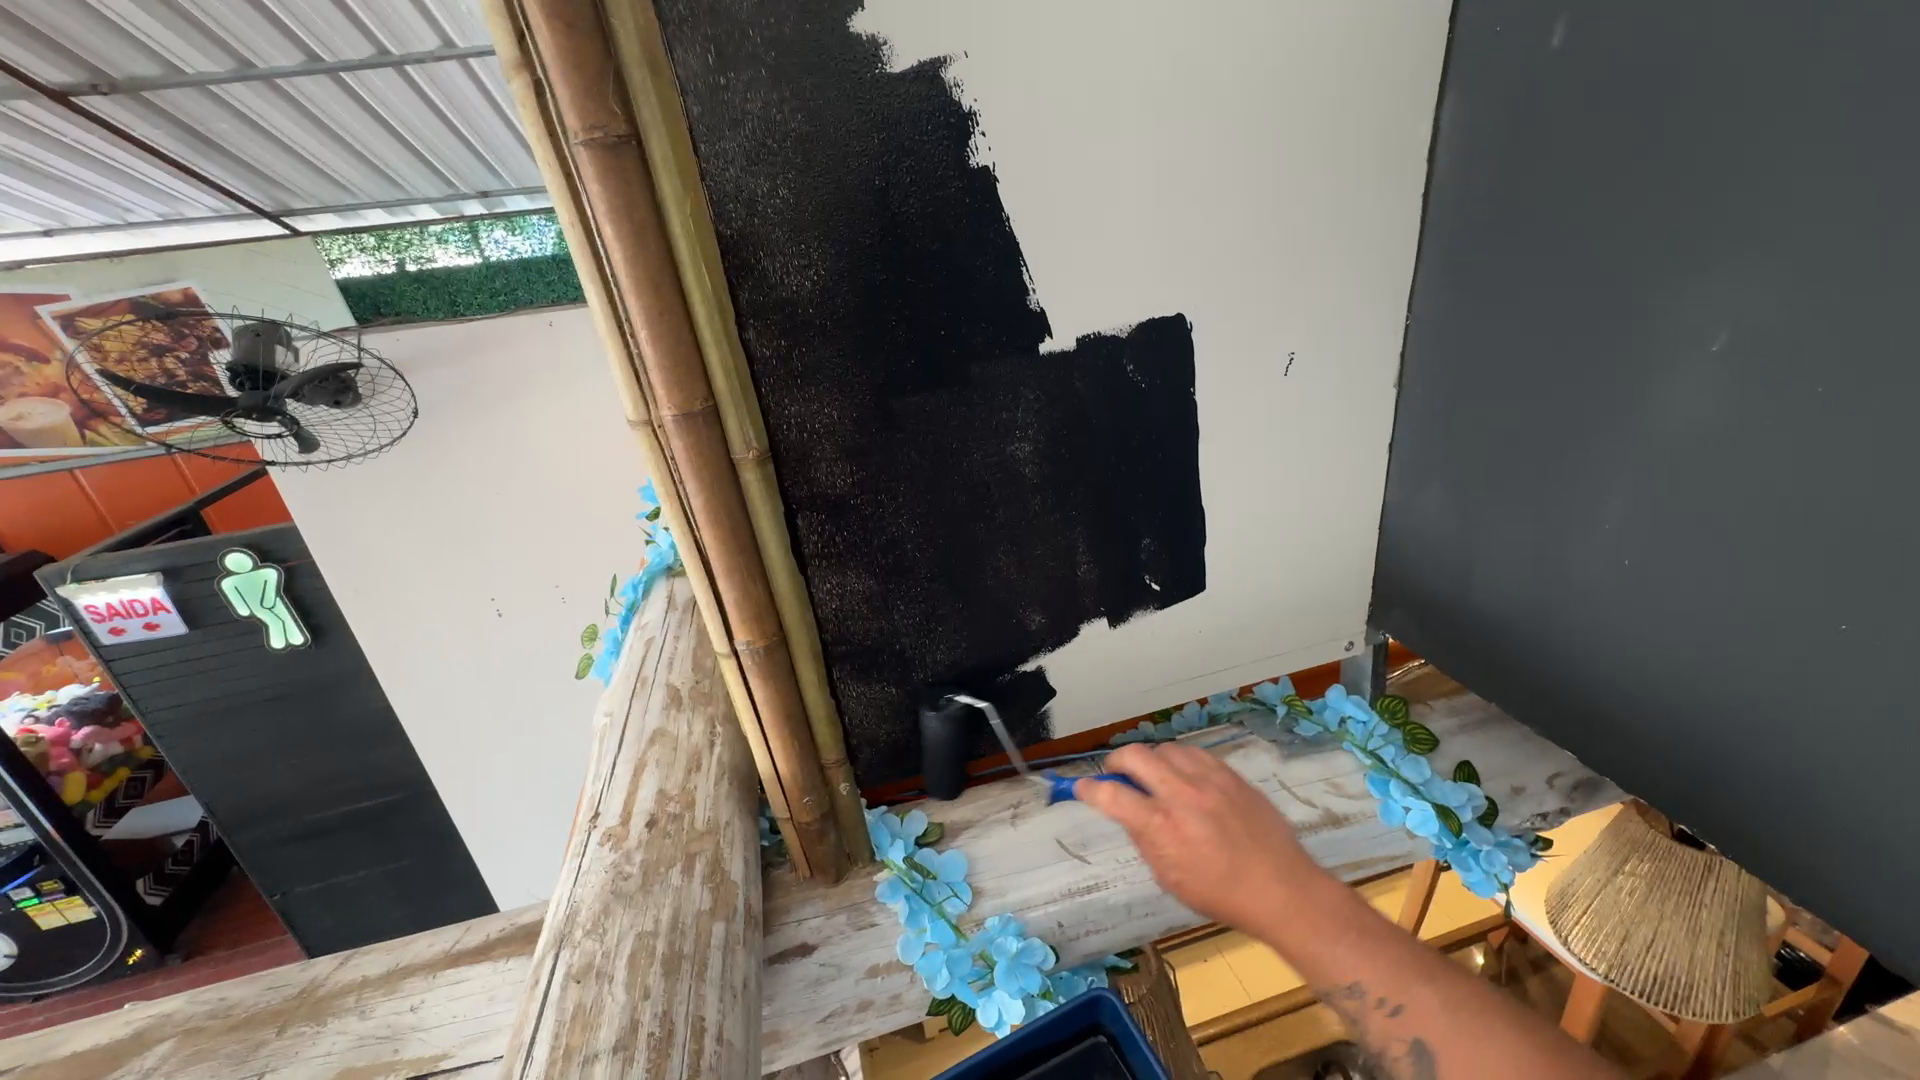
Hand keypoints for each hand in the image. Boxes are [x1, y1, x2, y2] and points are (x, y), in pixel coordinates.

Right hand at [1077, 742, 1324, 931]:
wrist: (1281, 889)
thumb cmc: (1220, 894)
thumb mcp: (1168, 877)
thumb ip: (1144, 839)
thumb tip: (1128, 813)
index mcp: (1161, 826)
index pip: (1110, 795)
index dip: (1088, 789)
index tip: (1082, 788)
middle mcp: (1181, 795)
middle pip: (1133, 756)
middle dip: (1115, 762)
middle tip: (1116, 774)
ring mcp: (1209, 780)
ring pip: (1165, 748)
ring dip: (1151, 760)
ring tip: (1154, 776)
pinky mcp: (1231, 775)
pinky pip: (1195, 753)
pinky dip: (1180, 760)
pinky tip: (1183, 775)